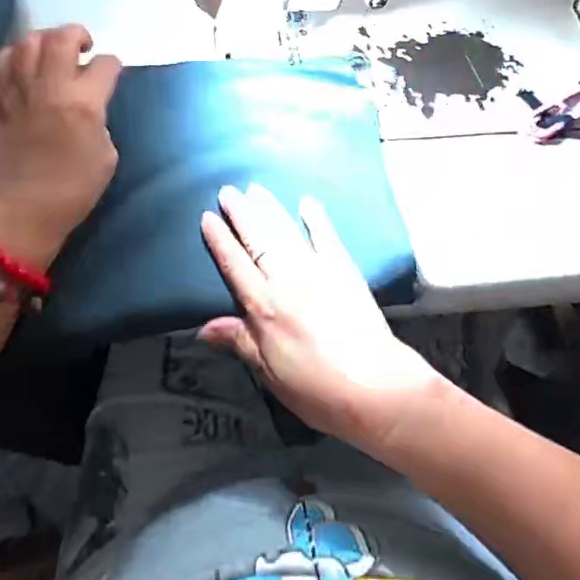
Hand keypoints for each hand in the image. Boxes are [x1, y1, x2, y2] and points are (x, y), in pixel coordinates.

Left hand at [0, 25, 120, 268]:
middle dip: (78, 34)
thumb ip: (100, 116)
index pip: (105, 64)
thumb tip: (90, 100)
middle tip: (84, 47)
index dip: (113, 66)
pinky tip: (27, 64)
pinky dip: (17, 53)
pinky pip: (3, 59)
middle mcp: (51, 88)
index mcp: (84, 103)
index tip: (111, 74)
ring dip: (46, 39)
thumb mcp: (108, 151)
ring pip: (29, 41)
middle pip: (62, 37)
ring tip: (54, 52)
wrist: (28, 207)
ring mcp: (21, 91)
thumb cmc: (77, 186)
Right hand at [198, 184, 448, 454]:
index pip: (235, 265)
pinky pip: (327, 238)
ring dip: (270, 209)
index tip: (208, 217)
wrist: (376, 388)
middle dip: (241, 213)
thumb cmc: (317, 389)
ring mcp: (318, 272)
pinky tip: (306, 202)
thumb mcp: (269, 374)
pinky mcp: (345, 271)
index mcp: (264, 308)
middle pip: (258, 240)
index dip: (220, 240)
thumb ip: (240, 342)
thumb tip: (204, 327)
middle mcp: (288, 281)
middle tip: (228, 190)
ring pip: (287, 232)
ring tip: (256, 190)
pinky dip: (316, 219)